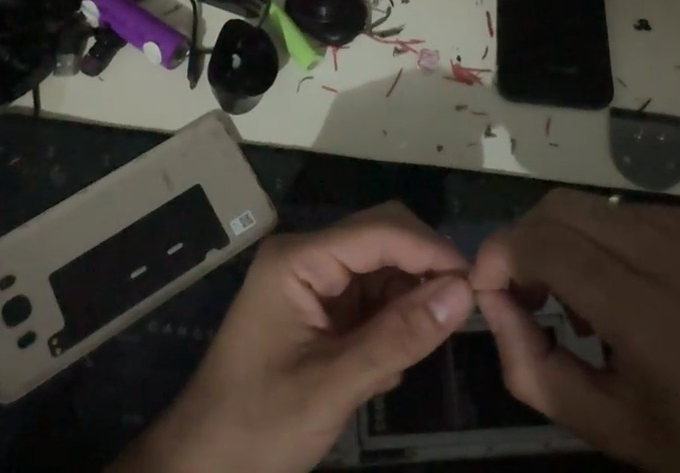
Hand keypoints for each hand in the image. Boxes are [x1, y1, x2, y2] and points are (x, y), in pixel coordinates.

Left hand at [110, 202, 473, 472]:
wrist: (201, 468)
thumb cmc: (257, 426)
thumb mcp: (332, 386)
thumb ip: (398, 337)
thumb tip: (464, 292)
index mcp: (299, 260)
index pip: (380, 231)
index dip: (431, 251)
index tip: (478, 286)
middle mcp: (308, 259)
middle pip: (384, 240)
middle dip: (424, 271)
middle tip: (462, 314)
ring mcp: (314, 283)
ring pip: (385, 270)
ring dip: (410, 303)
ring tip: (418, 351)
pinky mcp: (322, 311)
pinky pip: (374, 300)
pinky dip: (393, 324)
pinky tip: (388, 366)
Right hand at [472, 189, 679, 472]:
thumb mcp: (611, 430)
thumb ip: (533, 368)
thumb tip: (491, 300)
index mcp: (658, 320)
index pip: (550, 247)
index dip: (500, 256)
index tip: (487, 288)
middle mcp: (679, 255)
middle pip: (561, 209)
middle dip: (523, 242)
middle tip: (526, 296)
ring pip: (589, 205)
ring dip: (561, 241)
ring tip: (576, 302)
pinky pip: (626, 212)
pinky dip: (599, 240)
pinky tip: (619, 289)